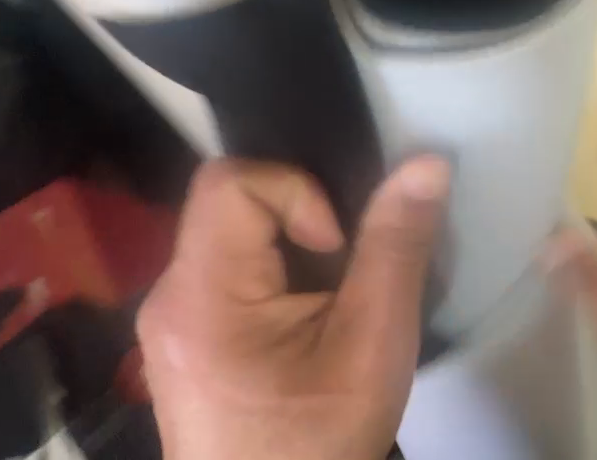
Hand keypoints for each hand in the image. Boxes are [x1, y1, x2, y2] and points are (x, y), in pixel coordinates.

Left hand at [137, 155, 449, 459]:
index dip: (296, 192)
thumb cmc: (318, 440)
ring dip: (297, 245)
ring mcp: (172, 320)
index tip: (332, 250)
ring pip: (238, 232)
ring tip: (333, 300)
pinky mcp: (187, 338)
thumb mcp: (375, 340)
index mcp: (201, 297)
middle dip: (305, 219)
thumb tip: (427, 163)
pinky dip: (281, 269)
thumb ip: (397, 244)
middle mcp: (170, 297)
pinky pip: (234, 265)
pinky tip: (310, 321)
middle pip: (235, 203)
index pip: (232, 182)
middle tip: (344, 275)